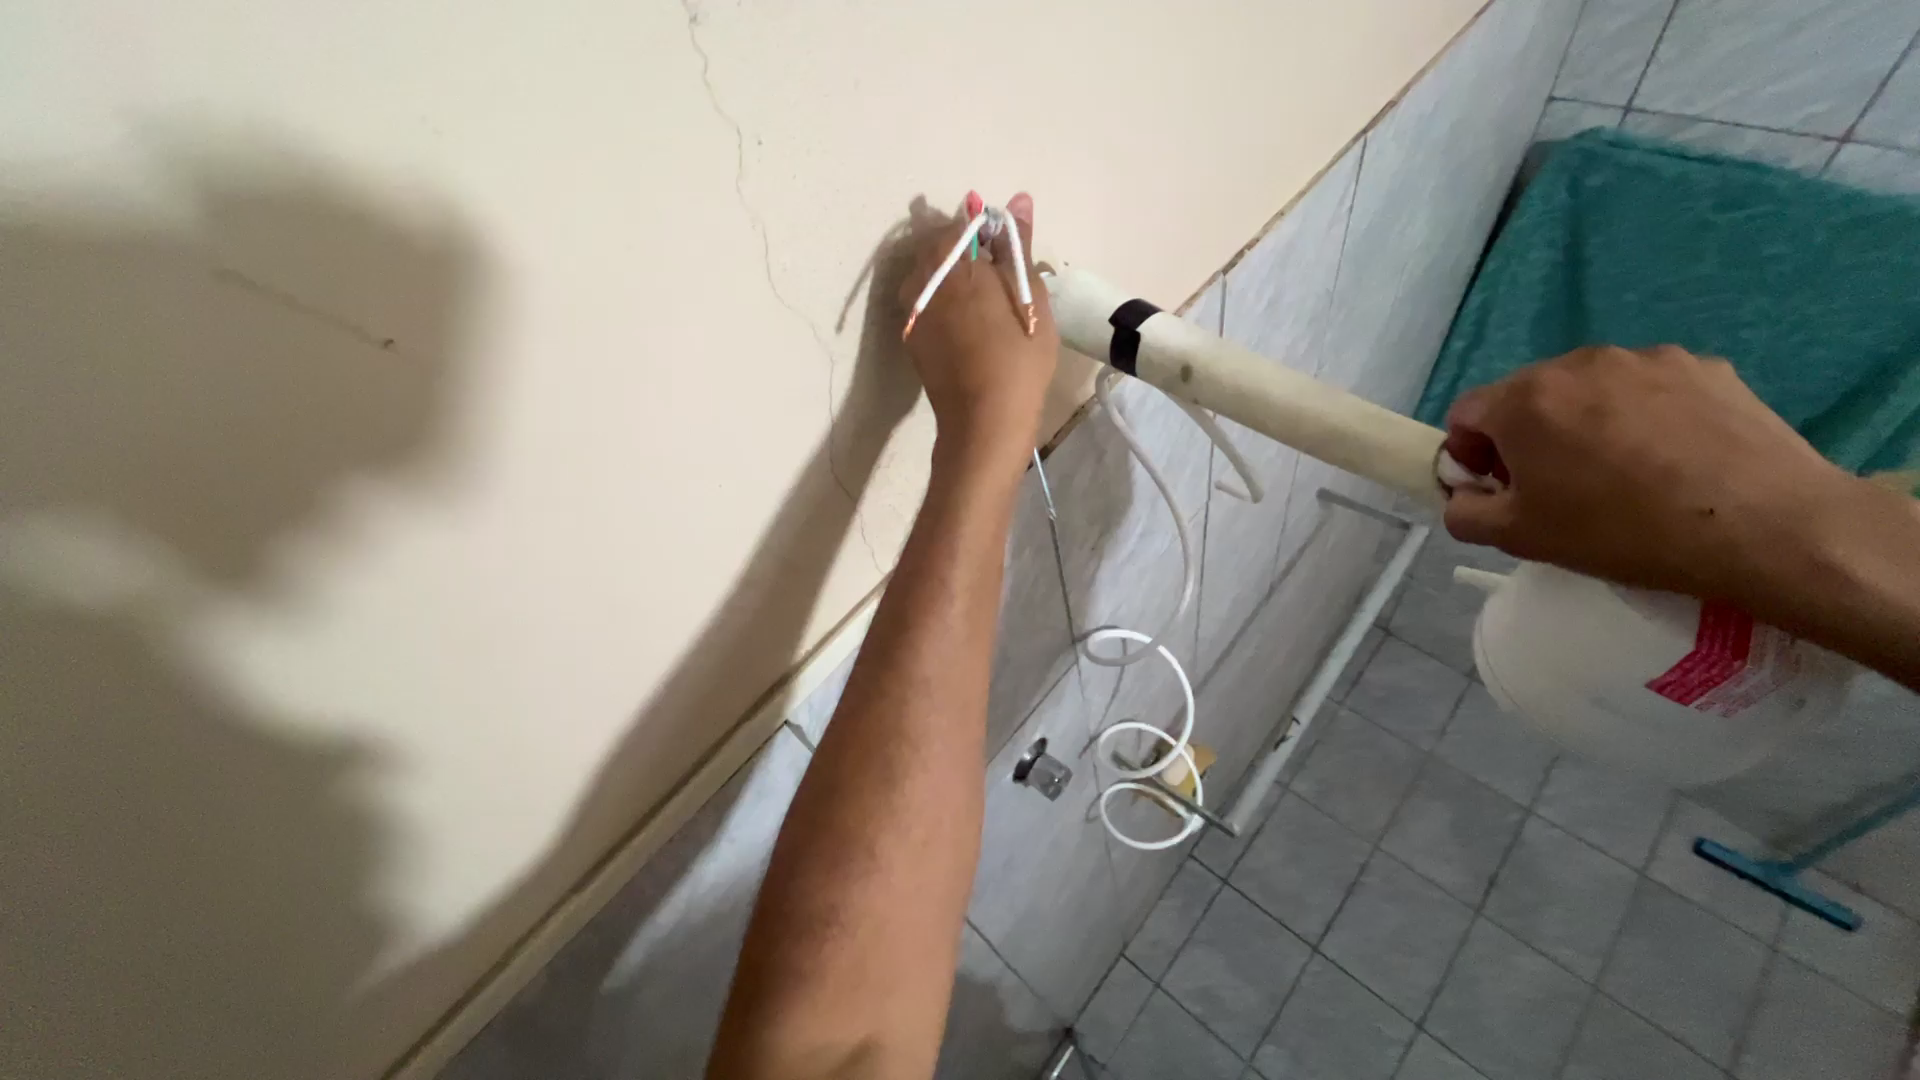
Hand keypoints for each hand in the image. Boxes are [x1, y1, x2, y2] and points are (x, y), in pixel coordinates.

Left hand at [898, 193, 1058, 467]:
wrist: (984, 421)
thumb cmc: (1017, 354)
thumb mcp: (1029, 294)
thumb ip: (1019, 245)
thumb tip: (1018, 199)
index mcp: (948, 260)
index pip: (965, 225)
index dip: (991, 237)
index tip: (1010, 260)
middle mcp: (920, 280)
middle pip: (943, 252)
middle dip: (970, 258)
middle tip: (1002, 285)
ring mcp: (911, 312)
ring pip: (933, 281)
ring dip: (957, 284)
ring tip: (988, 309)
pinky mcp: (912, 341)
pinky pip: (929, 308)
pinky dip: (948, 309)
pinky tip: (972, 331)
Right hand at [1442, 345, 1855, 600]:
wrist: (1764, 526)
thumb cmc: (1620, 531)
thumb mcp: (1516, 537)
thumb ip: (1463, 512)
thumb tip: (1463, 496)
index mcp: (1522, 401)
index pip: (1465, 414)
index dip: (1469, 454)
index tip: (1497, 488)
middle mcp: (1576, 364)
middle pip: (1525, 397)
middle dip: (1526, 435)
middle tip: (1555, 484)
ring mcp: (1644, 359)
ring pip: (1586, 389)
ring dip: (1582, 421)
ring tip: (1619, 470)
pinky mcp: (1703, 366)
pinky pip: (1646, 388)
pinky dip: (1640, 415)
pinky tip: (1668, 457)